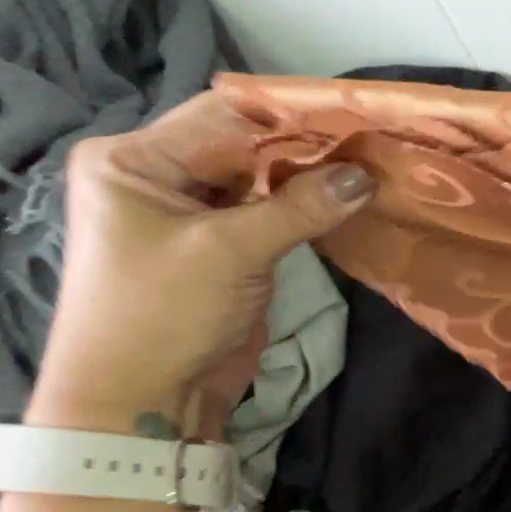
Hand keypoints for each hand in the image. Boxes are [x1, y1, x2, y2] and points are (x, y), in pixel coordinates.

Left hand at [25, 93, 375, 440]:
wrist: (148, 391)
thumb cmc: (166, 310)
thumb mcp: (231, 251)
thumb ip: (298, 208)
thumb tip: (364, 176)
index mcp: (135, 160)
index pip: (221, 120)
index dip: (289, 120)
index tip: (354, 124)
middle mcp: (160, 177)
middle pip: (244, 149)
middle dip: (307, 151)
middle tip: (375, 150)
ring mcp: (196, 214)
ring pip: (263, 183)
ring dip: (313, 183)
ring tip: (374, 175)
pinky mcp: (228, 249)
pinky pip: (272, 216)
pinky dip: (309, 211)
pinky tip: (350, 205)